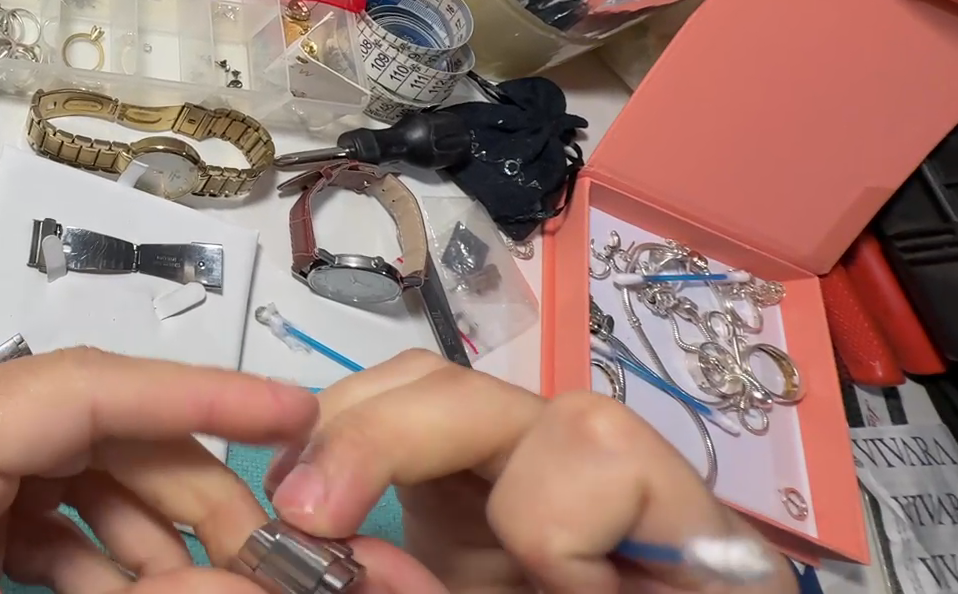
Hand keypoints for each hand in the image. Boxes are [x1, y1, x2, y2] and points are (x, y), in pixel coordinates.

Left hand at [0, 349, 318, 592]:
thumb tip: (255, 584)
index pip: (84, 386)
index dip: (199, 395)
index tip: (291, 411)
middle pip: (90, 429)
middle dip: (184, 491)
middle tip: (269, 556)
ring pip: (72, 471)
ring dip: (146, 537)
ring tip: (206, 593)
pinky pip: (36, 509)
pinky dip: (94, 557)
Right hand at [264, 350, 795, 592]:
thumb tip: (346, 552)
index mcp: (665, 528)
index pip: (601, 450)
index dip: (548, 524)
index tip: (531, 591)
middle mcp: (585, 464)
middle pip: (475, 394)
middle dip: (374, 440)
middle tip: (300, 510)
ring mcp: (511, 454)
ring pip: (414, 383)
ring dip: (339, 428)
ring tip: (291, 498)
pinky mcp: (455, 466)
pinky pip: (386, 407)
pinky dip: (333, 436)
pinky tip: (303, 481)